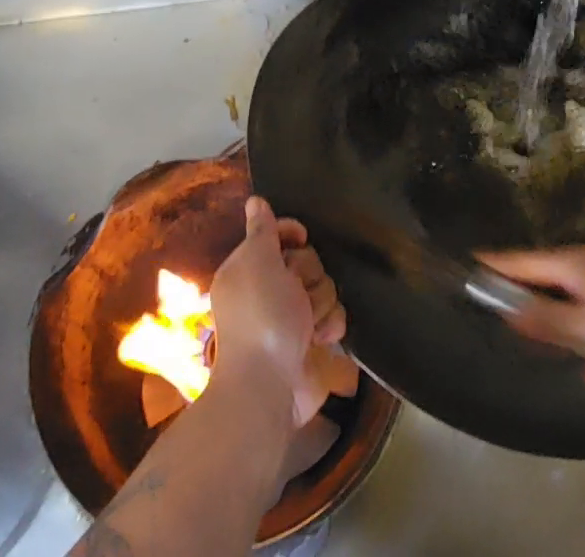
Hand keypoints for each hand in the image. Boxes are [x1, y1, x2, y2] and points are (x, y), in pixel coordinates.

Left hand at [210, 197, 346, 426]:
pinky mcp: (313, 340)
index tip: (300, 238)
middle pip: (308, 261)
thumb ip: (262, 231)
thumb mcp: (257, 263)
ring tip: (308, 325)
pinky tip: (320, 340)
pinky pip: (335, 316)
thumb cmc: (261, 317)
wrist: (270, 384)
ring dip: (321, 304)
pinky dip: (330, 327)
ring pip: (325, 288)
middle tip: (296, 294)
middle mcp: (270, 289)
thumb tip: (255, 200)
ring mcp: (293, 317)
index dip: (291, 234)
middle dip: (309, 275)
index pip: (277, 235)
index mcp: (249, 268)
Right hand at [478, 246, 584, 372]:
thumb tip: (506, 311)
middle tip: (543, 349)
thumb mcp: (580, 328)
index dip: (490, 268)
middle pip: (548, 294)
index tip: (464, 269)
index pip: (516, 262)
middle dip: (546, 326)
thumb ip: (540, 321)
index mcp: (569, 264)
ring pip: (581, 320)